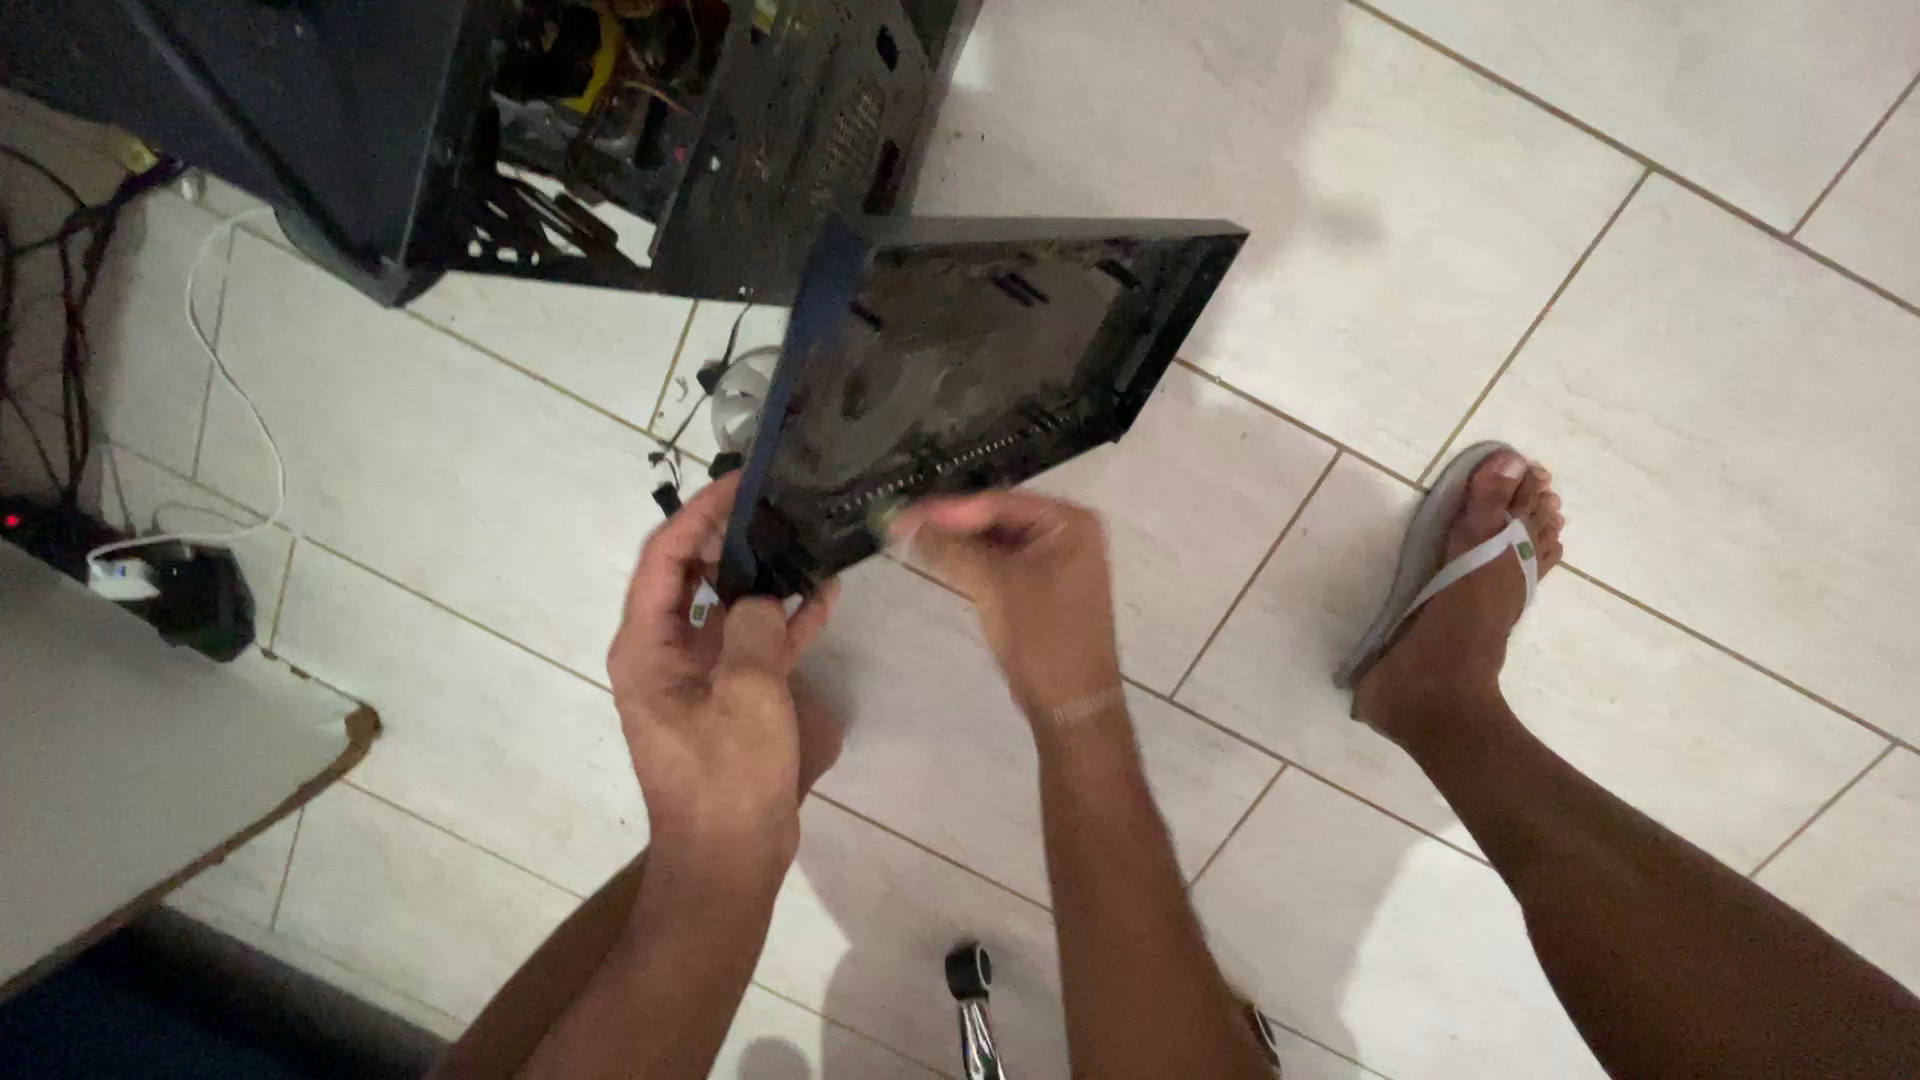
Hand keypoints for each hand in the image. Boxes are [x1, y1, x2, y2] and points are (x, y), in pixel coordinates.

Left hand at [608, 474, 839, 863]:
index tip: (738, 482)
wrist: (731, 858)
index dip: (698, 514)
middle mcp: (667, 651)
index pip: (666, 559)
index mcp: (648, 646)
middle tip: (779, 504)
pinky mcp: (733, 693)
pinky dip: (784, 620)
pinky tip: (824, 595)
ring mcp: (702, 672)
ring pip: (731, 605)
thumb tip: (760, 596)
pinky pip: (756, 643)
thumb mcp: (745, 693)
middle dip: (735, 538)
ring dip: (765, 576)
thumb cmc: (726, 777)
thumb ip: (752, 627)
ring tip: (805, 539)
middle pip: (697, 575)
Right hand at [894, 490, 1121, 720]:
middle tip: (903, 527)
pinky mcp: (1044, 587)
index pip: (997, 503)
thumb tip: (906, 521)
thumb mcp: (994, 586)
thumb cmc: (1043, 638)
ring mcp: (1058, 561)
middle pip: (997, 519)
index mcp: (1069, 522)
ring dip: (960, 544)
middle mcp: (1069, 533)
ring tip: (913, 542)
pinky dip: (974, 564)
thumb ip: (950, 549)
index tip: (904, 515)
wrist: (1072, 706)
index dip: (947, 510)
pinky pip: (1004, 564)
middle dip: (952, 525)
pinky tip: (942, 562)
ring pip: (997, 543)